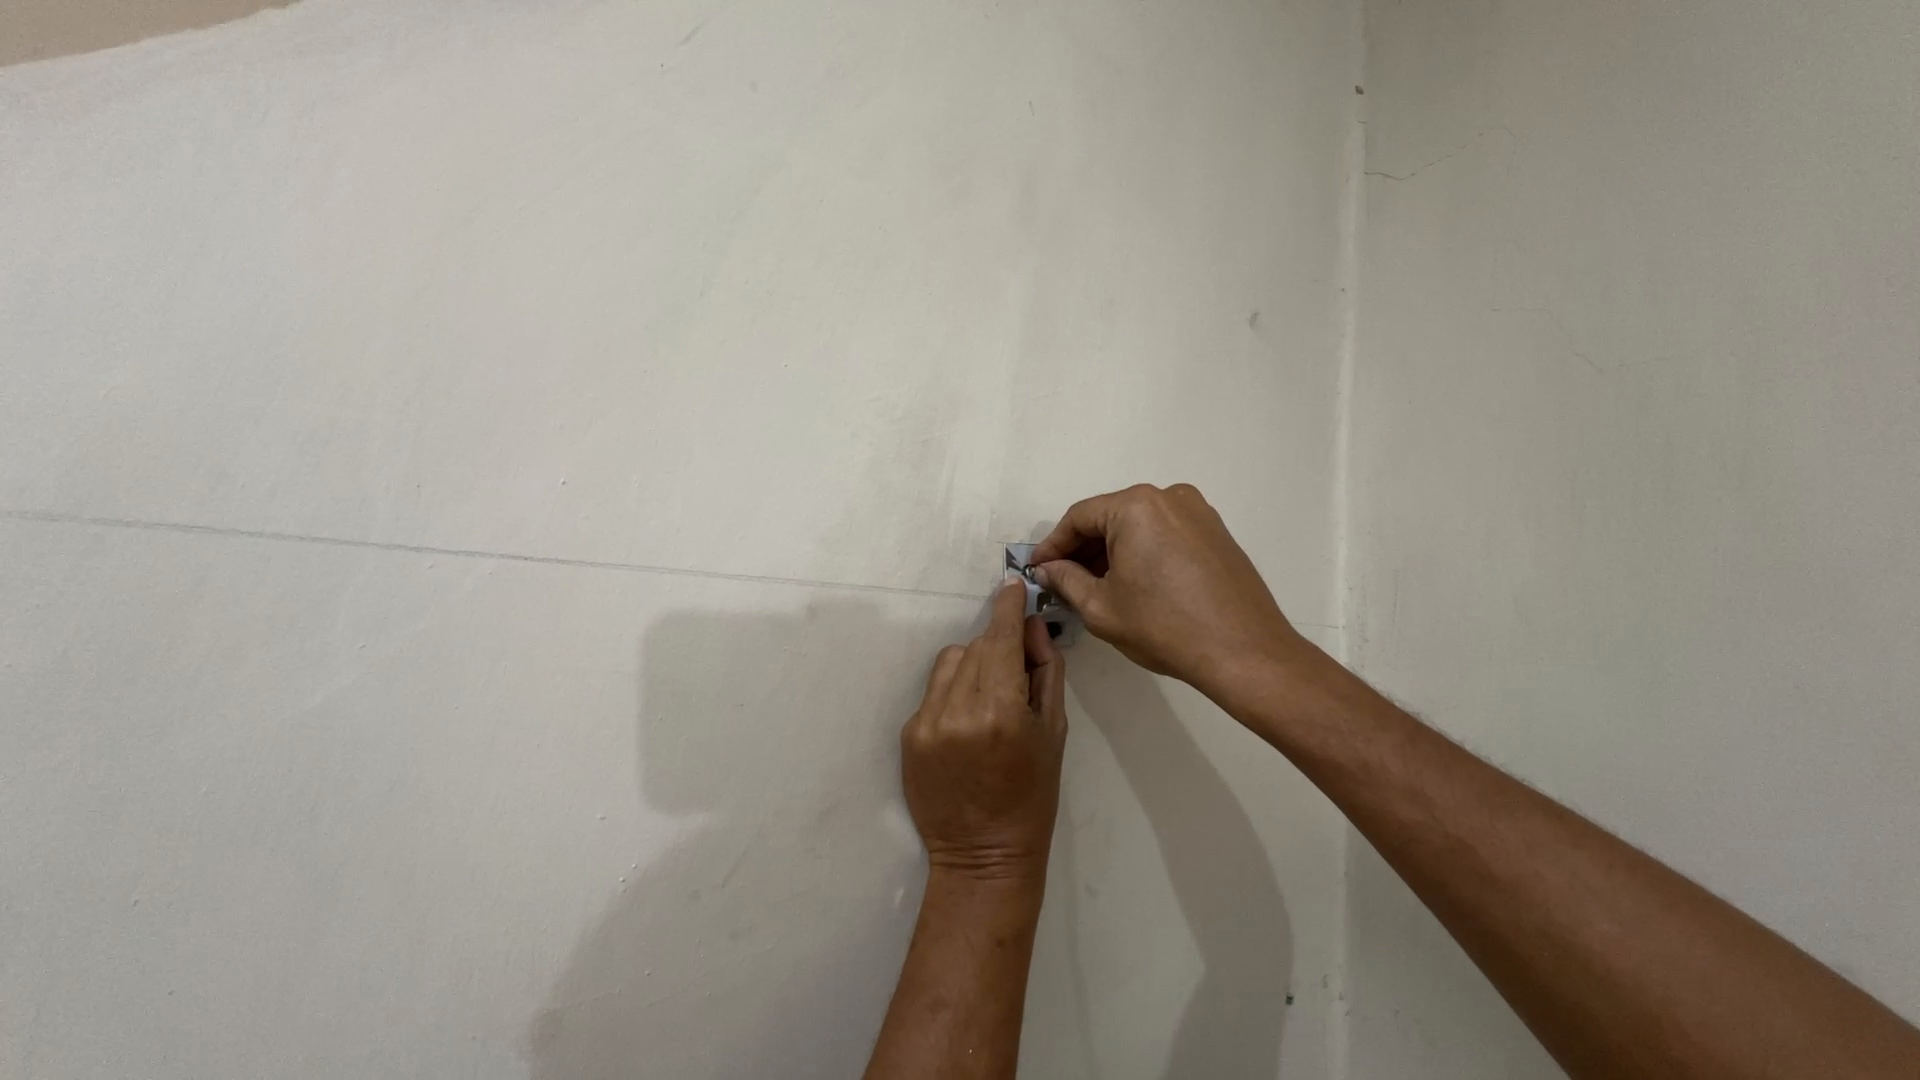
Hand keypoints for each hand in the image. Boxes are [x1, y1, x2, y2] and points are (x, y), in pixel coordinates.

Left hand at [900, 581, 1068, 883]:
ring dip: (972, 665)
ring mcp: (927, 722)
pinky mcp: (909, 735)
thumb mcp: (1053, 733)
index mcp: (1002, 711)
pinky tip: (967, 723)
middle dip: (997, 646)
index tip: (1012, 585)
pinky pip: (934, 691)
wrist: (983, 855)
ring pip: (951, 662)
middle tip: (1015, 671)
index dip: (1008, 608)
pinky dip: (953, 692)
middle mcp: (958, 710)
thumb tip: (1031, 627)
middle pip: (976, 647)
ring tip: (989, 700)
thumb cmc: (1032, 797)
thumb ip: (1045, 673)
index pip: (1001, 638)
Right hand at [1030, 483, 1305, 697]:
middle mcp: (1169, 497)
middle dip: (1082, 548)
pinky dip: (1142, 551)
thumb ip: (1066, 580)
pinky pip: (1165, 533)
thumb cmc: (1164, 627)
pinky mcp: (1216, 532)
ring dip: (1112, 550)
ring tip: (1095, 586)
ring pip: (1138, 525)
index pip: (1078, 517)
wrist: (1244, 652)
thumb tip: (1047, 569)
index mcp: (1136, 506)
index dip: (1052, 545)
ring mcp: (1198, 512)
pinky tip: (1133, 584)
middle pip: (1110, 516)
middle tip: (1061, 581)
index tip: (1037, 570)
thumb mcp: (1101, 608)